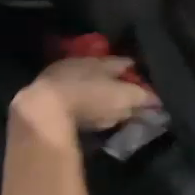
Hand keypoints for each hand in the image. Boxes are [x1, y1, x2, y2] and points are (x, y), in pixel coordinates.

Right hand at [12, 56, 159, 134]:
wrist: (41, 111)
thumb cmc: (72, 81)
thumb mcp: (92, 64)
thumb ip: (114, 64)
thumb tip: (130, 64)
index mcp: (129, 97)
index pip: (152, 97)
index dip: (149, 88)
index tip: (141, 79)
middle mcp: (123, 114)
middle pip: (136, 106)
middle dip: (131, 97)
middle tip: (120, 83)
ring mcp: (105, 125)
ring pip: (117, 112)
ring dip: (112, 103)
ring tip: (100, 91)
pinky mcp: (88, 130)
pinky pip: (100, 116)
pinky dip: (97, 109)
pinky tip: (85, 100)